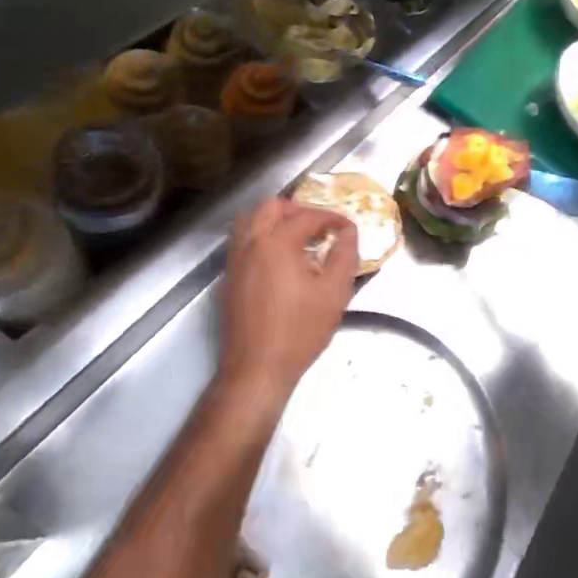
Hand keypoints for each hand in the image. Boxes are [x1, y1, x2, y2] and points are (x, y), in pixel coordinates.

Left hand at [216, 197, 357, 398]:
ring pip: (249, 221)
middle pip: (270, 207)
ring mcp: (235, 262)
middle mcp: (251, 244)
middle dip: (298, 209)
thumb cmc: (299, 331)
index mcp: (277, 243)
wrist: (257, 370)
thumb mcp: (334, 293)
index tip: (348, 229)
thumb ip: (344, 256)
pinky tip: (278, 260)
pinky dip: (260, 238)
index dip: (332, 218)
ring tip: (296, 237)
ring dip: (273, 220)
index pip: (307, 216)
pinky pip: (241, 243)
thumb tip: (348, 233)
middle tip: (319, 226)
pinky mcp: (229, 280)